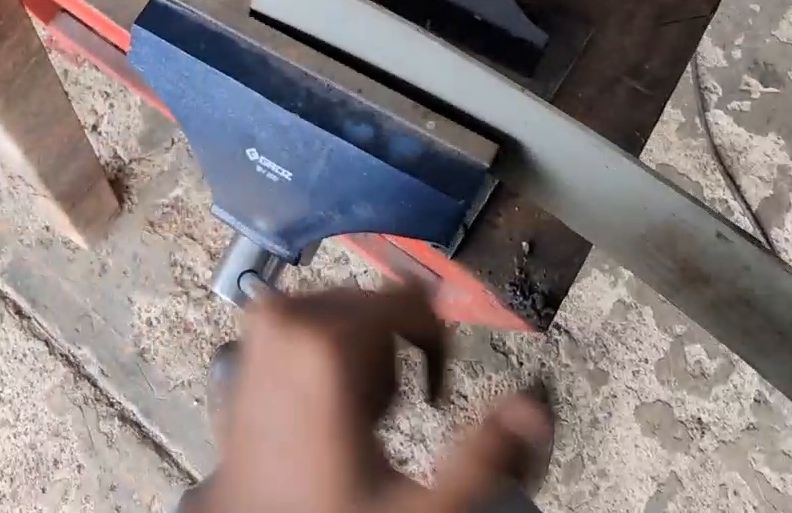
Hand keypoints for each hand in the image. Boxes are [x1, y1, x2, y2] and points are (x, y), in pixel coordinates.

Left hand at [192, 284, 552, 512]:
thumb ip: (483, 453)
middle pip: (379, 306)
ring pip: (348, 311)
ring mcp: (263, 317)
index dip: (434, 346)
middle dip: (394, 357)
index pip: (411, 299)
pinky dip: (329, 352)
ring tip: (353, 419)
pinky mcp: (252, 330)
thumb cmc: (331, 510)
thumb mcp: (416, 504)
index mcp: (325, 337)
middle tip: (383, 421)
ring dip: (363, 358)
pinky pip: (314, 316)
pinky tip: (324, 404)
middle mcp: (288, 311)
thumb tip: (538, 403)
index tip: (431, 395)